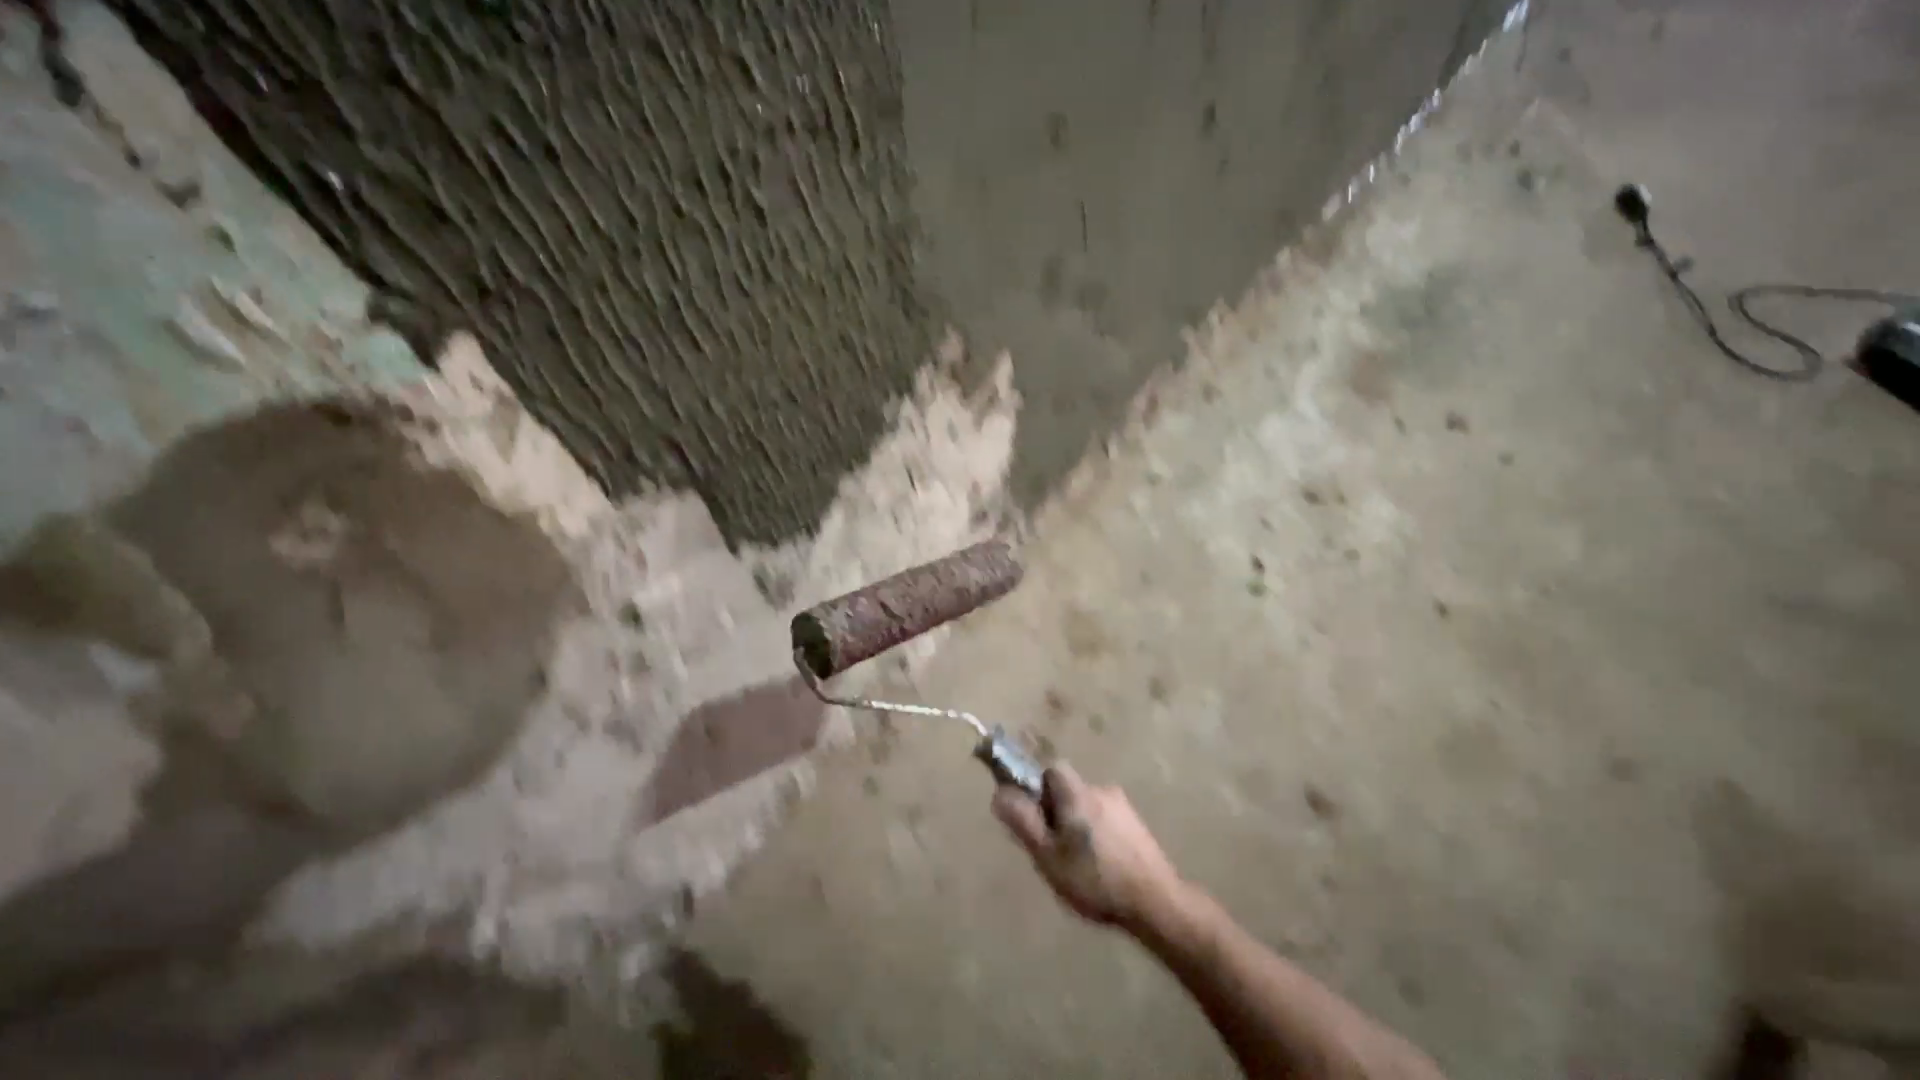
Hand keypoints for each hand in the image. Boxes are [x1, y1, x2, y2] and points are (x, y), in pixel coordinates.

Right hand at [992, 764, 1185, 929]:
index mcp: (1078, 794)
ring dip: (1077, 826)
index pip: (1051, 768)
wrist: (1156, 902)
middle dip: (1055, 813)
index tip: (1033, 816)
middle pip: (1068, 790)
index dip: (1036, 786)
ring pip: (1087, 807)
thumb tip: (999, 792)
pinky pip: (1106, 821)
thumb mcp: (1048, 856)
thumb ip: (1023, 821)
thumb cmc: (1095, 879)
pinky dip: (1097, 836)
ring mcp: (1125, 809)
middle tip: (1051, 849)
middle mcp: (1103, 791)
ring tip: (1077, 865)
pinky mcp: (1138, 827)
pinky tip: (1100, 868)